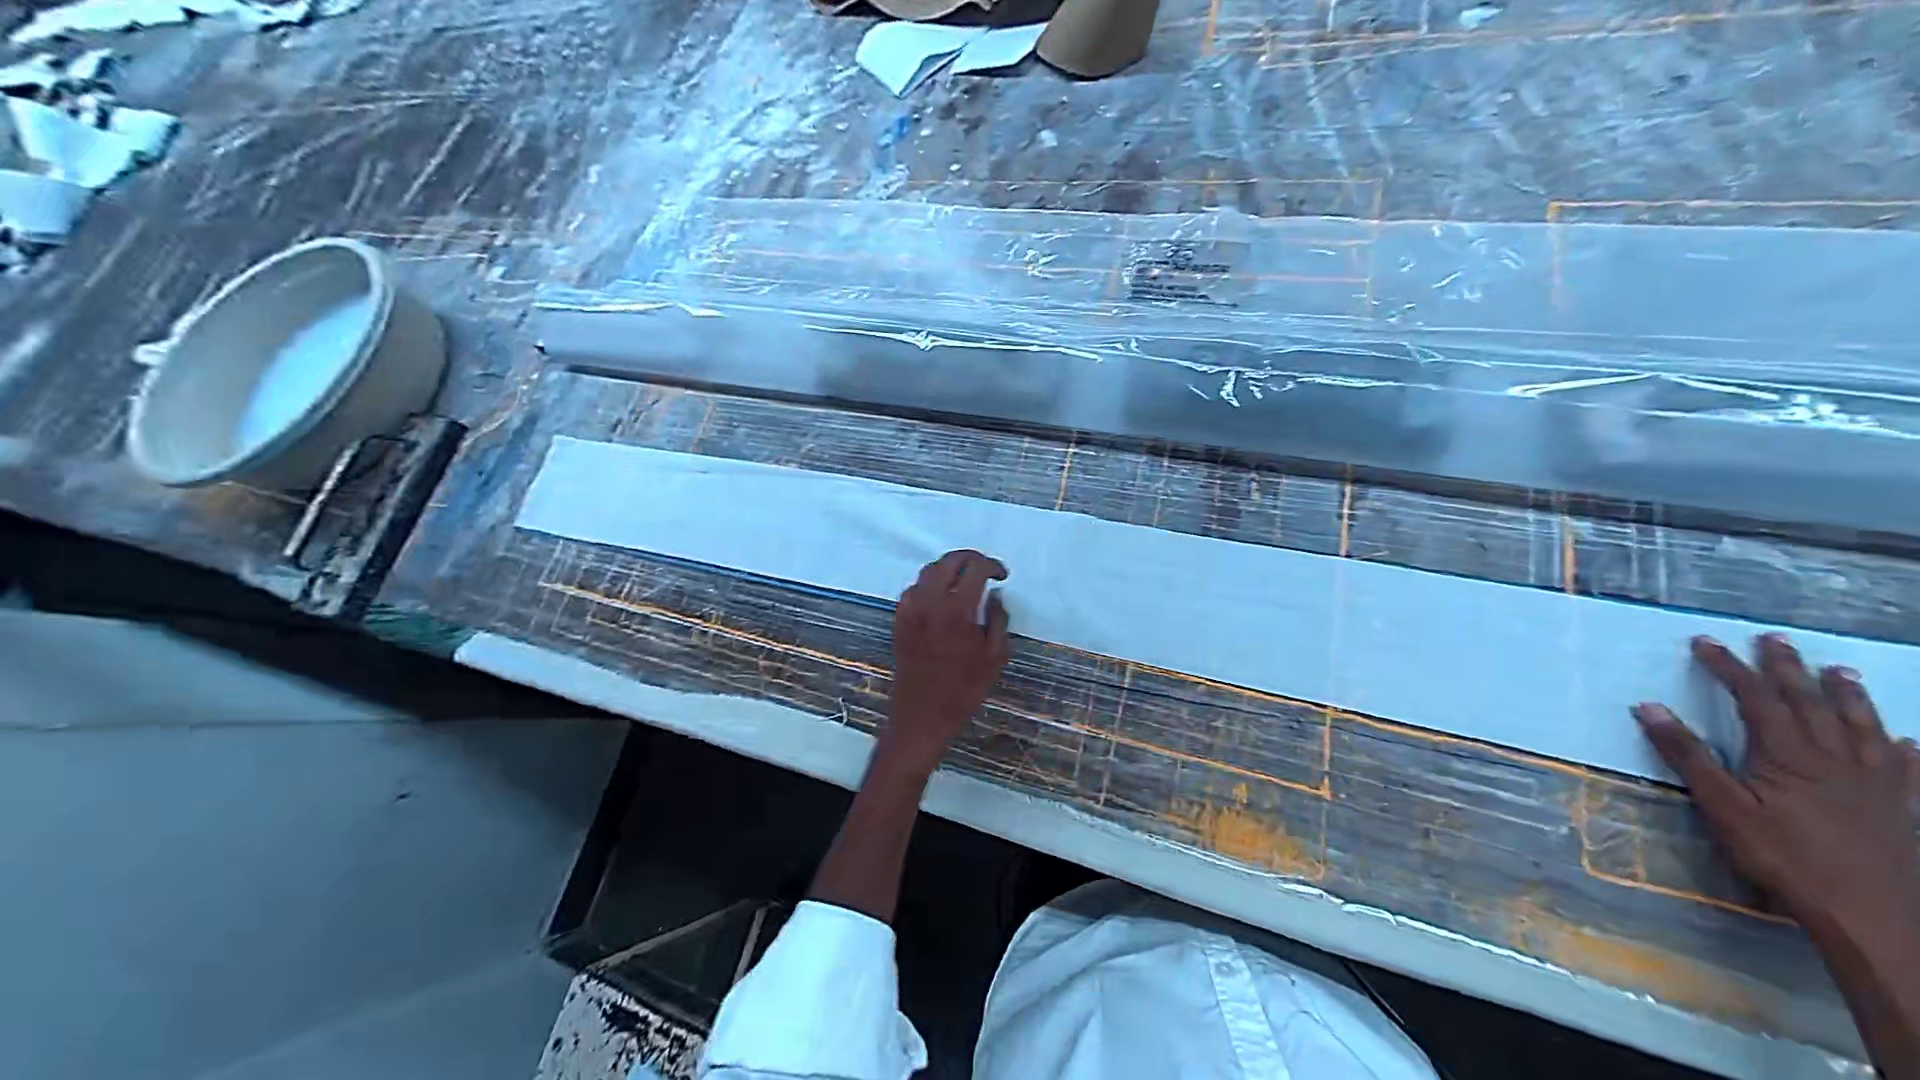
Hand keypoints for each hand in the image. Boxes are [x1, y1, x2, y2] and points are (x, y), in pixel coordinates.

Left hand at [882, 549, 1009, 775]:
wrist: (922, 714)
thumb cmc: (964, 689)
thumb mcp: (995, 656)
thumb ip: (998, 619)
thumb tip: (995, 594)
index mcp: (958, 609)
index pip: (975, 567)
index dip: (992, 565)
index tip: (1002, 576)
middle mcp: (930, 602)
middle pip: (950, 560)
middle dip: (971, 559)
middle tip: (985, 570)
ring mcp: (910, 609)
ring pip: (929, 570)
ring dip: (950, 568)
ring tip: (965, 580)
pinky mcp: (899, 619)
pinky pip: (914, 588)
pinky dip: (930, 583)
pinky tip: (941, 597)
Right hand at [1634, 634, 1919, 931]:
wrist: (1875, 915)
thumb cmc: (1785, 857)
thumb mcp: (1722, 806)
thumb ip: (1687, 755)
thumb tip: (1649, 707)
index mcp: (1788, 755)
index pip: (1754, 698)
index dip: (1729, 667)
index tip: (1705, 643)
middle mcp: (1835, 759)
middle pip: (1810, 703)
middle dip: (1787, 669)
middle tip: (1774, 639)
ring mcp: (1876, 783)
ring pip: (1863, 727)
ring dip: (1847, 695)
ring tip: (1839, 670)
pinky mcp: (1901, 808)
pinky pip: (1907, 770)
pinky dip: (1904, 749)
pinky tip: (1909, 741)